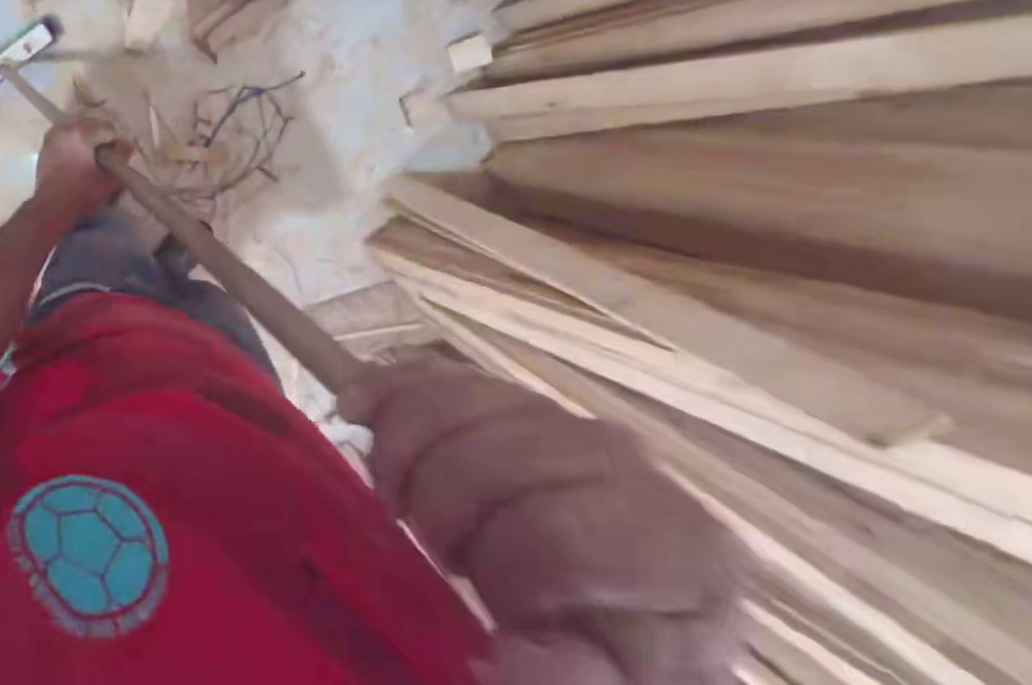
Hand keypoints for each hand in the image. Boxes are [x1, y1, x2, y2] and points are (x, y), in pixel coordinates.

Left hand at [35, 117, 130, 218]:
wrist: (51, 208)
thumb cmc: (82, 194)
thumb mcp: (109, 178)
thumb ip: (122, 155)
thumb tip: (129, 141)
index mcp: (81, 132)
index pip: (108, 129)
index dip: (118, 142)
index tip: (120, 155)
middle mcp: (65, 128)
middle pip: (92, 125)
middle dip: (102, 137)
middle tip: (109, 155)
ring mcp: (52, 136)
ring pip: (78, 129)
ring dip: (88, 139)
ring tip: (94, 157)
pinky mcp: (45, 147)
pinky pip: (66, 137)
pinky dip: (75, 143)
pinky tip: (79, 158)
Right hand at [340, 360, 743, 684]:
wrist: (609, 598)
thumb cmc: (613, 647)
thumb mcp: (608, 683)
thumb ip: (573, 684)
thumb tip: (505, 649)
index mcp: (676, 544)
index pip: (560, 534)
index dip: (504, 570)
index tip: (490, 605)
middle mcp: (623, 458)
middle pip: (500, 455)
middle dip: (445, 507)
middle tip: (433, 548)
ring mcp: (561, 415)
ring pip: (463, 399)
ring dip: (405, 447)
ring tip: (397, 497)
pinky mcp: (510, 395)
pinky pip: (441, 377)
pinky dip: (390, 391)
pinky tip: (355, 405)